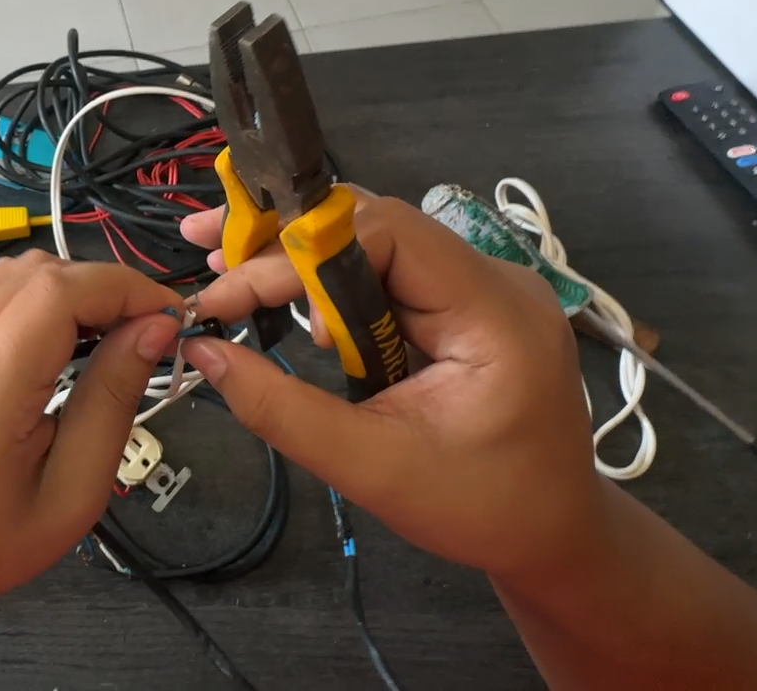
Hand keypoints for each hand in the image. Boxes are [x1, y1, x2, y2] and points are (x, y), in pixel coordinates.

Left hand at [0, 251, 181, 633]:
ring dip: (74, 285)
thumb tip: (156, 326)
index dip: (121, 288)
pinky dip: (40, 291)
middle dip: (106, 286)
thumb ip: (112, 399)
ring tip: (112, 328)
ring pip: (16, 269)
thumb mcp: (73, 491)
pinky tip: (66, 328)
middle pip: (37, 274)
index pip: (53, 296)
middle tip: (149, 327)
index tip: (169, 316)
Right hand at [176, 196, 607, 578]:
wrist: (555, 535)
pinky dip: (312, 270)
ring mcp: (471, 282)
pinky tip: (267, 281)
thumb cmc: (479, 510)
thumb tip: (201, 351)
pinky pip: (370, 262)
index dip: (297, 253)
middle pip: (368, 222)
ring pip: (362, 234)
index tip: (233, 295)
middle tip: (207, 252)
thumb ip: (281, 408)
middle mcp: (488, 277)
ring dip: (288, 246)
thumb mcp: (370, 467)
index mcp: (493, 313)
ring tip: (219, 256)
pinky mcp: (449, 296)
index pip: (384, 234)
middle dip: (280, 237)